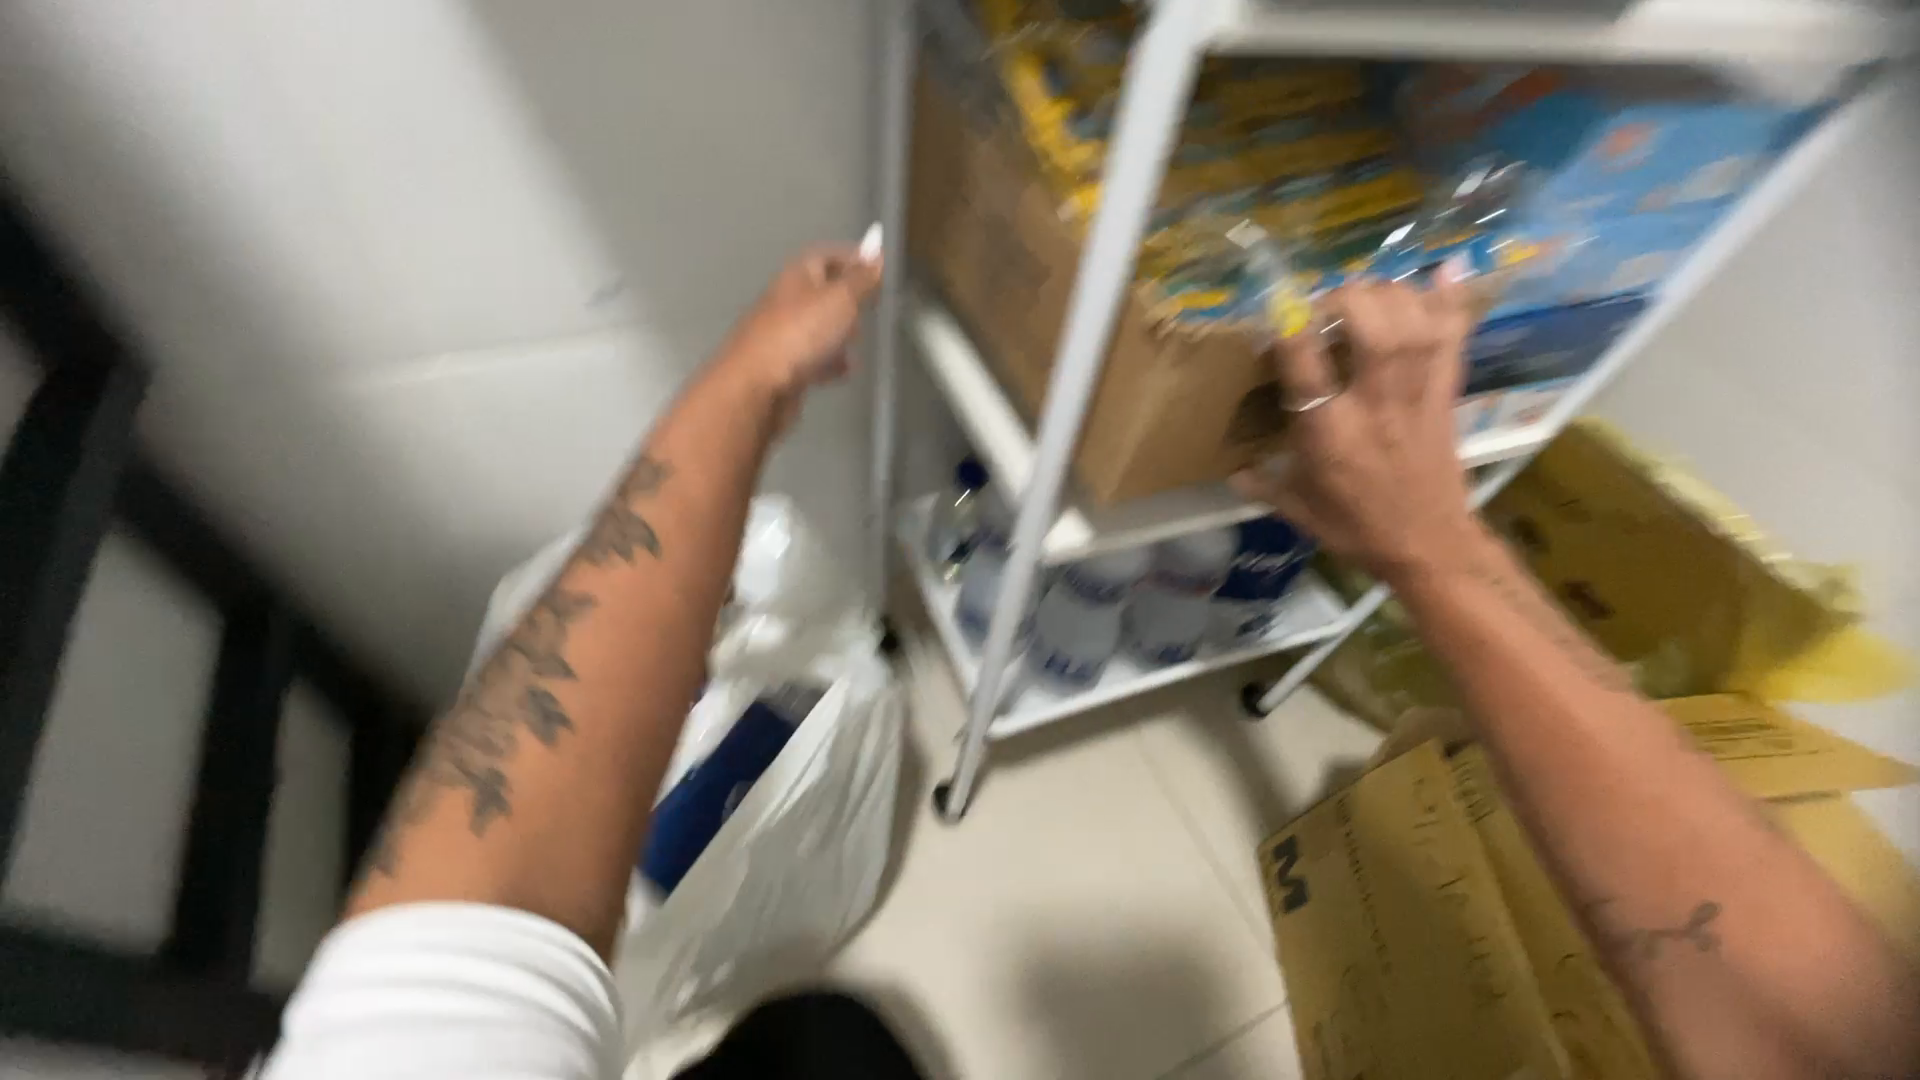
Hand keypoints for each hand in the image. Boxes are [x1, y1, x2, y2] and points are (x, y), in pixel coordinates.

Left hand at [721, 245, 883, 428]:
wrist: (757, 386)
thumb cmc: (801, 334)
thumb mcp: (840, 299)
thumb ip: (861, 279)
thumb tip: (876, 252)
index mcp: (797, 277)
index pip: (827, 256)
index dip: (853, 259)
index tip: (879, 270)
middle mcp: (787, 301)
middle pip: (822, 293)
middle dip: (849, 301)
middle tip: (872, 310)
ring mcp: (782, 336)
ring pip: (818, 328)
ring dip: (840, 334)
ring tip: (860, 344)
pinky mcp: (783, 368)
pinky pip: (813, 359)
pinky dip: (829, 363)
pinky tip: (843, 371)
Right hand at [1229, 273, 1484, 586]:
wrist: (1429, 545)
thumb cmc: (1356, 527)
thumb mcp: (1297, 509)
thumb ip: (1262, 484)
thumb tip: (1233, 470)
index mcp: (1328, 432)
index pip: (1303, 361)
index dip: (1287, 327)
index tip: (1275, 319)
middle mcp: (1372, 402)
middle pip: (1369, 323)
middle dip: (1344, 298)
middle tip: (1326, 304)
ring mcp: (1416, 392)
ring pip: (1412, 319)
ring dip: (1387, 293)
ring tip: (1365, 296)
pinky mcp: (1448, 391)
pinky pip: (1455, 333)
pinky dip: (1449, 298)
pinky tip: (1440, 271)